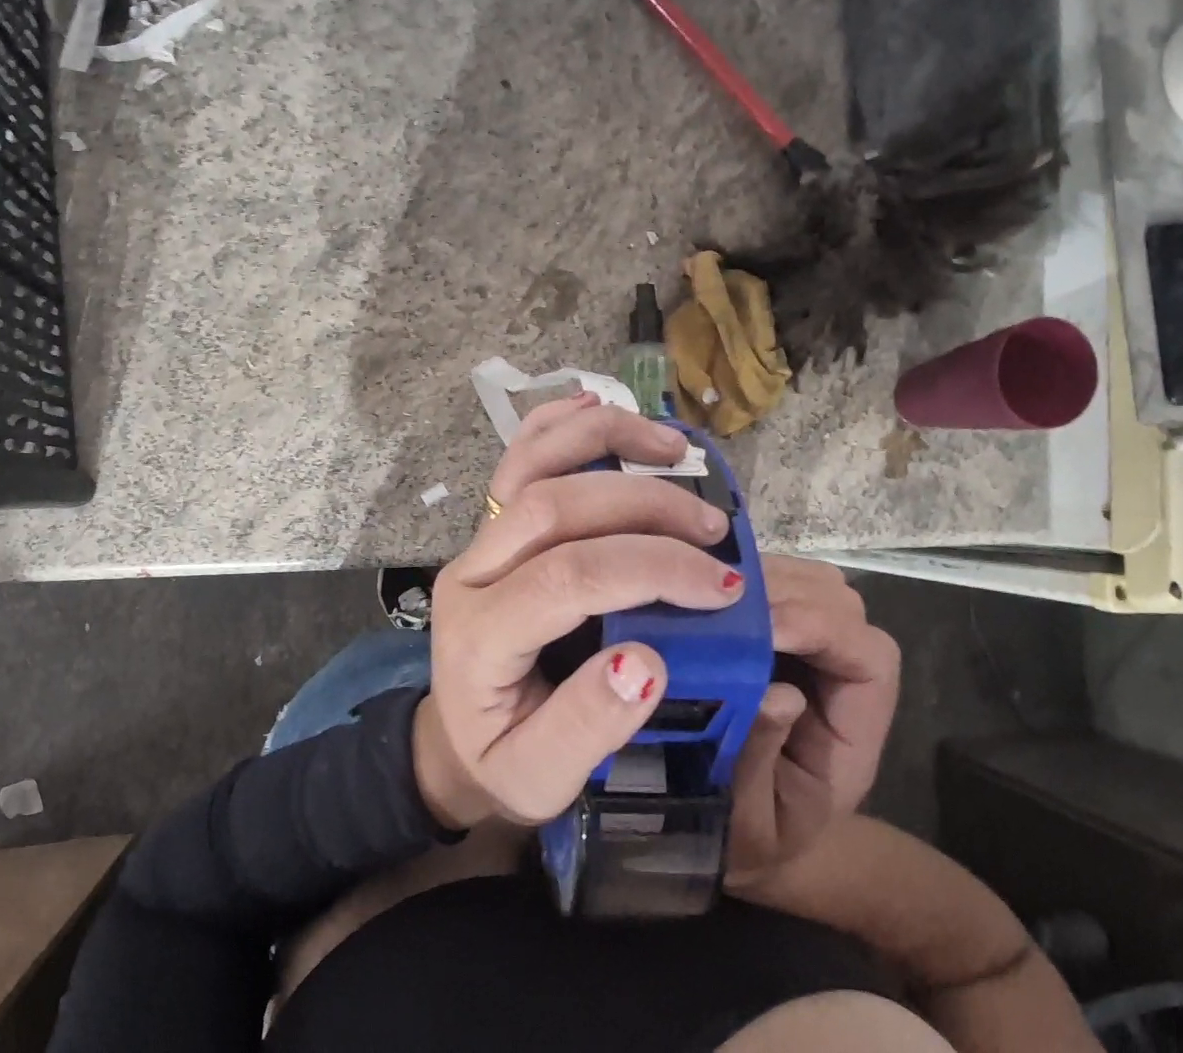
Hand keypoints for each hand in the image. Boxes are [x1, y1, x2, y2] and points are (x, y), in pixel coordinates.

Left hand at [414, 393, 749, 827]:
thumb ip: (588, 727)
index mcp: (479, 636)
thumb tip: (646, 660)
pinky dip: (560, 426)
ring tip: (679, 452)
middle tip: (718, 534)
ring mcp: (477, 545)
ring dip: (607, 444)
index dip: (650, 569)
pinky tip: (604, 407)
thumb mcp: (542, 775)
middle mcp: (469, 575)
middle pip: (553, 507)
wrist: (459, 740)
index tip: (723, 585)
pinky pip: (519, 461)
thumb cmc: (505, 760)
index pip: (566, 577)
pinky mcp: (492, 531)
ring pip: (532, 466)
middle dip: (646, 508)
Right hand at [725, 555, 900, 890]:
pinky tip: (698, 594)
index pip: (870, 659)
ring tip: (704, 597)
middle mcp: (838, 684)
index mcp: (851, 736)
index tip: (764, 627)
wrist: (735, 845)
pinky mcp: (767, 642)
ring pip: (811, 586)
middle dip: (789, 596)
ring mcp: (803, 657)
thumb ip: (761, 764)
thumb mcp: (749, 826)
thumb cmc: (742, 842)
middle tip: (719, 604)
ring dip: (762, 583)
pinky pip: (768, 591)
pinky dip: (738, 583)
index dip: (823, 629)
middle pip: (845, 607)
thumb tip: (778, 693)